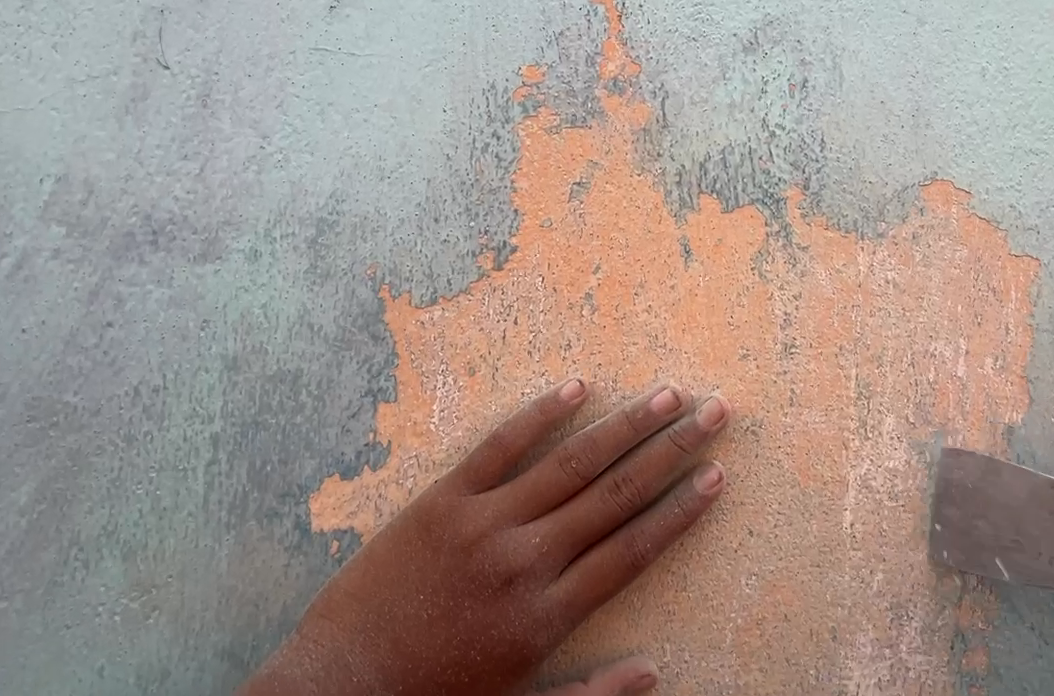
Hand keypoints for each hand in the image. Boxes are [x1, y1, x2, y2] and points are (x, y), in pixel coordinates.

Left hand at [240, 378, 732, 695]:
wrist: (335, 690)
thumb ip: (589, 695)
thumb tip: (655, 673)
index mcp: (545, 614)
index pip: (632, 549)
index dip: (680, 510)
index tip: (717, 475)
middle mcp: (525, 558)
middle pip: (614, 493)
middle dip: (671, 450)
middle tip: (713, 412)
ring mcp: (484, 522)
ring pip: (569, 462)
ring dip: (623, 426)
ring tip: (665, 395)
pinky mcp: (442, 500)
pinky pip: (498, 447)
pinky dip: (538, 416)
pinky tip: (574, 388)